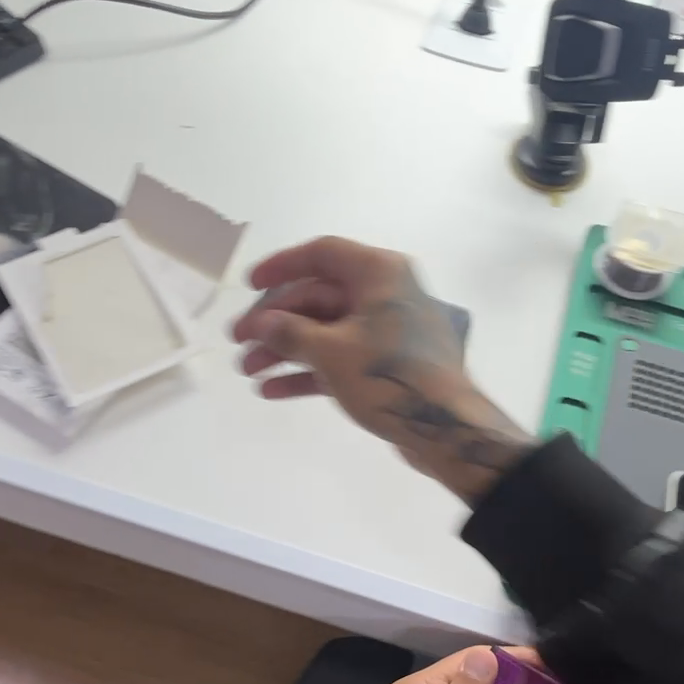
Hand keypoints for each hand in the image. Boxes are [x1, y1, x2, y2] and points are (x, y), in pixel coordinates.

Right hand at [232, 237, 531, 502]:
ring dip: (285, 350)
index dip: (281, 266)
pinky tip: (273, 390)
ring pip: (325, 331)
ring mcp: (385, 332)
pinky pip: (339, 359)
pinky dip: (308, 372)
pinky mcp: (386, 366)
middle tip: (237, 343)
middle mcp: (383, 295)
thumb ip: (289, 333)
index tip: (248, 285)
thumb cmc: (390, 378)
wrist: (445, 429)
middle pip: (317, 298)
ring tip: (248, 371)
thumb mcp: (332, 352)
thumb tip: (260, 324)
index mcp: (378, 274)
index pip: (322, 254)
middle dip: (275, 322)